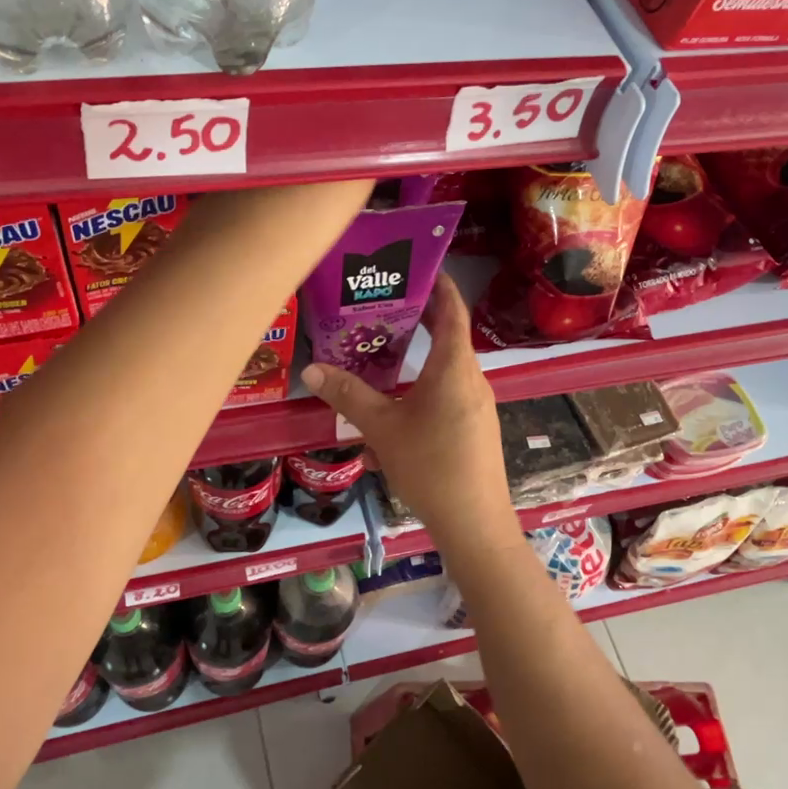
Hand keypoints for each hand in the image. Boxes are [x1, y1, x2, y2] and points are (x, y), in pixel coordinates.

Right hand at [299, 274, 514, 538]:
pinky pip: (447, 392)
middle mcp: (471, 378)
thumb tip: (311, 369)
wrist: (475, 523)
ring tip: (379, 350)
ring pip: (445, 367)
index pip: (452, 309)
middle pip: (448, 335)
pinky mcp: (474, 427)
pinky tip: (393, 407)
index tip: (415, 265)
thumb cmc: (430, 466)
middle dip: (417, 317)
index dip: (438, 283)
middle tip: (381, 304)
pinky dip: (422, 384)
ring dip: (416, 355)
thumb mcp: (382, 428)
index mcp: (454, 366)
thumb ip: (348, 395)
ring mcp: (476, 404)